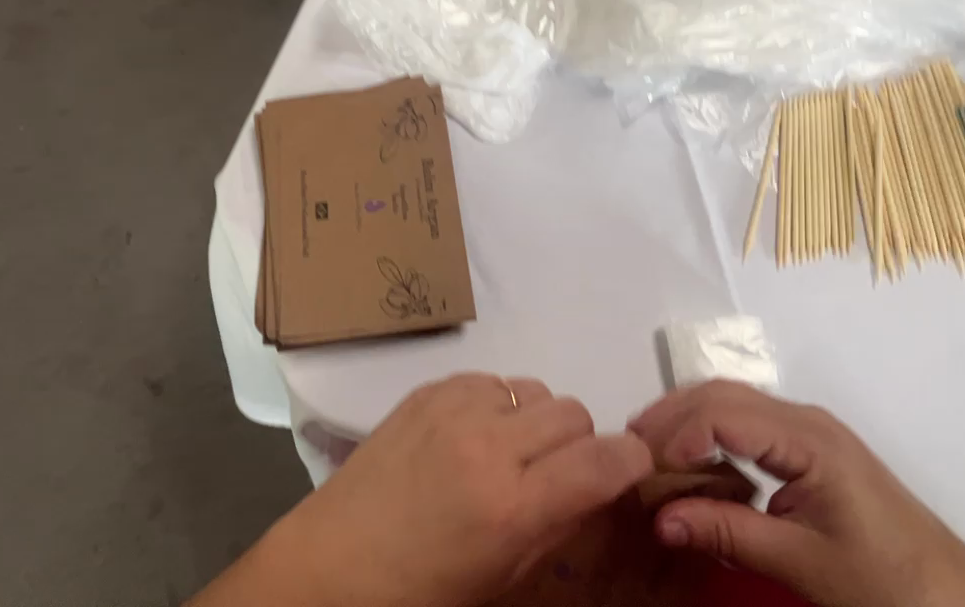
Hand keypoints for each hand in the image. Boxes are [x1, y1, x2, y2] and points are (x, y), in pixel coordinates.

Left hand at [221, 373, 651, 606]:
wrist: (335, 561)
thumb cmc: (424, 589)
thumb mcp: (505, 576)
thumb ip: (558, 523)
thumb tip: (597, 485)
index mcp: (512, 506)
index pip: (603, 459)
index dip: (629, 460)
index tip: (628, 468)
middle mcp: (488, 444)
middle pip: (572, 412)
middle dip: (579, 442)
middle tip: (555, 470)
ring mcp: (453, 409)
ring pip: (533, 388)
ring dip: (535, 418)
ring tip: (510, 450)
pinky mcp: (426, 390)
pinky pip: (489, 378)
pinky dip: (496, 402)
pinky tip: (474, 432)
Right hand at [627, 382, 964, 606]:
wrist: (960, 603)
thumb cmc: (887, 583)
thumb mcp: (805, 565)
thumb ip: (728, 535)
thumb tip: (658, 518)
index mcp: (808, 439)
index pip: (722, 412)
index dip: (676, 433)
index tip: (642, 467)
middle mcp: (805, 420)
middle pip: (722, 394)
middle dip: (671, 415)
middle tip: (629, 448)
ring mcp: (809, 431)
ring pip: (732, 401)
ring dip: (687, 419)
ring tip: (649, 450)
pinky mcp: (810, 449)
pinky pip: (748, 422)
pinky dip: (710, 431)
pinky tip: (693, 459)